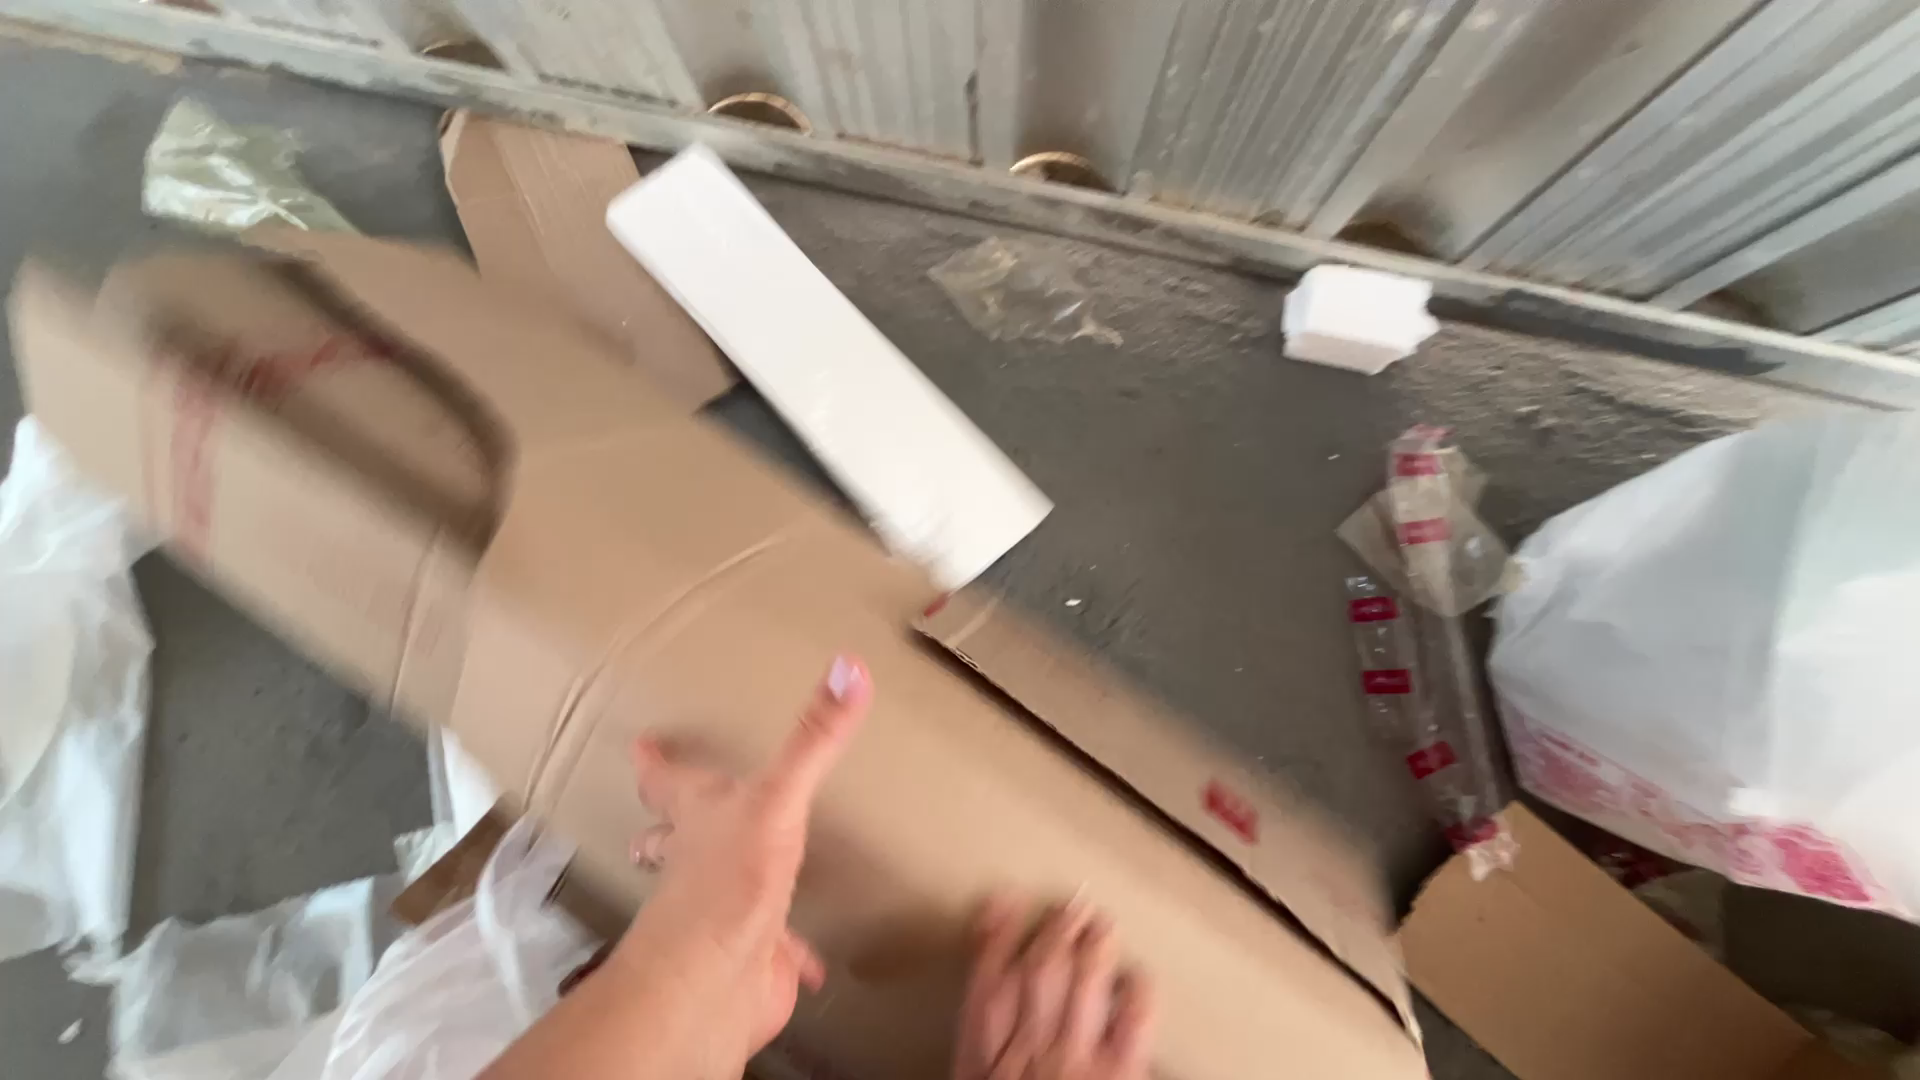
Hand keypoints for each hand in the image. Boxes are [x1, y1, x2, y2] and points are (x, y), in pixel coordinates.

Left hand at [479, 656, 869, 1079]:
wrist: (714, 984)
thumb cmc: (729, 881)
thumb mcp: (777, 796)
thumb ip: (815, 736)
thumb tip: (849, 668)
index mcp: (701, 818)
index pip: (669, 780)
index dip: (656, 761)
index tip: (641, 744)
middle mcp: (701, 862)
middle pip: (671, 836)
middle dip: (666, 823)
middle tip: (663, 809)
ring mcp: (724, 910)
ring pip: (714, 888)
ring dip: (720, 877)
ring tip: (738, 868)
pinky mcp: (755, 954)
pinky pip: (777, 950)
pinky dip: (792, 951)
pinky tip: (811, 960)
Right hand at [954, 896, 1156, 1079]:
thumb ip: (984, 1064)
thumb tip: (993, 1035)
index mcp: (984, 1060)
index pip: (986, 983)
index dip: (994, 938)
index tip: (1003, 903)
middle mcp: (1029, 1050)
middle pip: (1038, 974)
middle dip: (1053, 934)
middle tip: (1068, 906)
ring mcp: (1075, 1062)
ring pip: (1080, 985)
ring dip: (1090, 948)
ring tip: (1100, 922)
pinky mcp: (1117, 1077)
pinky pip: (1130, 1025)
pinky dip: (1136, 996)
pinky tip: (1139, 978)